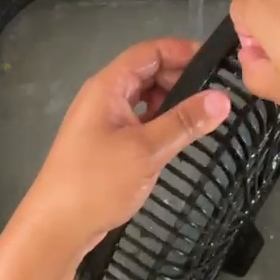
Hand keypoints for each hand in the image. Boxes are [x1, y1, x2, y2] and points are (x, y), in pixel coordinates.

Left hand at [20, 39, 230, 254]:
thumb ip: (184, 122)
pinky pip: (140, 122)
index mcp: (108, 86)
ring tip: (205, 114)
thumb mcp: (146, 149)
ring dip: (173, 102)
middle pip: (147, 72)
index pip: (149, 51)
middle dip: (181, 77)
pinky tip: (181, 137)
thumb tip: (223, 98)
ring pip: (145, 99)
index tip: (216, 63)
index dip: (181, 51)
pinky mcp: (108, 145)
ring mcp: (105, 122)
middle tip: (217, 94)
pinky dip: (162, 123)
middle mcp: (105, 97)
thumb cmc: (97, 181)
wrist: (56, 228)